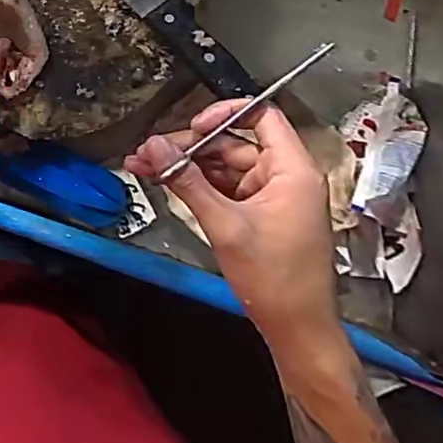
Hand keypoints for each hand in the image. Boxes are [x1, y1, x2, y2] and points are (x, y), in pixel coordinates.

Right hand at [126, 100, 337, 340]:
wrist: (296, 330)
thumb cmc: (278, 280)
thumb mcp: (225, 224)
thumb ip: (186, 180)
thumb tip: (155, 145)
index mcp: (292, 172)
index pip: (262, 116)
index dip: (224, 113)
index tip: (192, 126)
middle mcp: (282, 177)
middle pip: (230, 141)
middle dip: (187, 146)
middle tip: (151, 151)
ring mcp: (268, 194)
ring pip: (219, 163)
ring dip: (182, 164)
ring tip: (146, 165)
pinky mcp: (254, 210)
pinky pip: (219, 183)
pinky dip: (191, 181)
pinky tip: (160, 180)